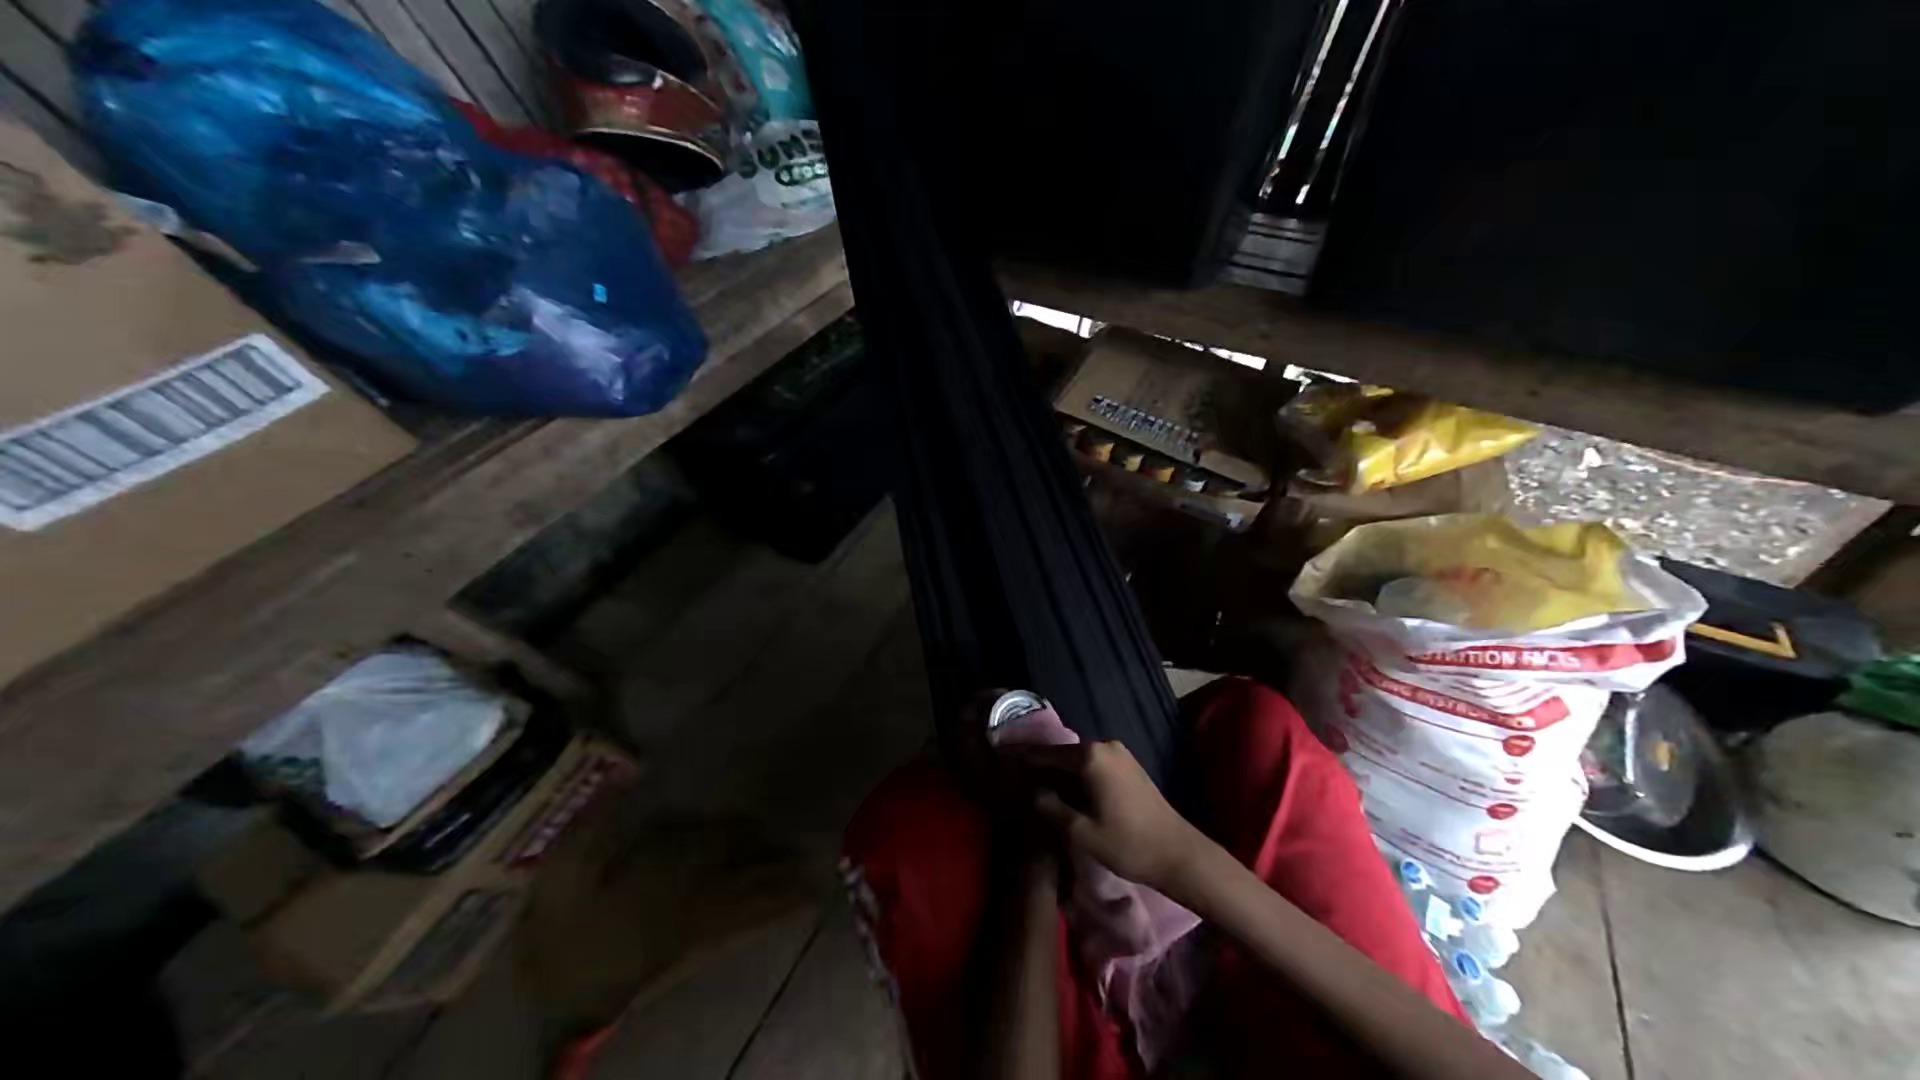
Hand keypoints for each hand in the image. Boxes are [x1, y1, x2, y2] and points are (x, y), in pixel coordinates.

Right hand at [1003, 740, 1213, 893]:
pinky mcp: (1129, 766)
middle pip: (1062, 752)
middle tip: (1012, 771)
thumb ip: (1050, 807)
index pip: (1045, 752)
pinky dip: (1076, 772)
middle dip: (1039, 762)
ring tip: (1032, 781)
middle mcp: (1104, 746)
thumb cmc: (1128, 844)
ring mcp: (1120, 754)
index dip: (1021, 755)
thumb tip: (1033, 792)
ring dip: (1058, 769)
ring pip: (1078, 758)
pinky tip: (1063, 787)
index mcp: (1090, 757)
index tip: (998, 752)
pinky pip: (1093, 763)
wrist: (1180, 854)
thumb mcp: (1080, 832)